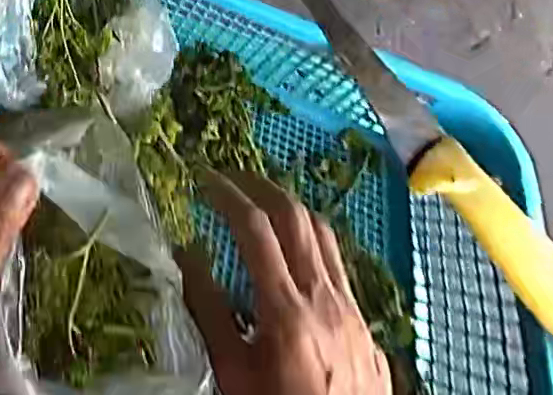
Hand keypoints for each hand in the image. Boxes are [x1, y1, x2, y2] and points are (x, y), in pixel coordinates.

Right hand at [180, 169, 390, 394]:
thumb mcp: (233, 378)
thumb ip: (208, 312)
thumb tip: (185, 253)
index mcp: (288, 312)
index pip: (255, 228)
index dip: (227, 194)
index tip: (204, 179)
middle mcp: (325, 297)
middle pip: (294, 214)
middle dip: (258, 185)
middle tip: (230, 178)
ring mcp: (352, 306)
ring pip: (322, 231)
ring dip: (289, 205)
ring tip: (260, 198)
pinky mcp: (367, 321)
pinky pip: (338, 261)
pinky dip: (312, 238)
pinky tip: (295, 248)